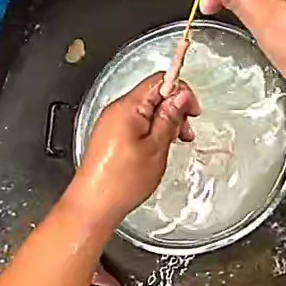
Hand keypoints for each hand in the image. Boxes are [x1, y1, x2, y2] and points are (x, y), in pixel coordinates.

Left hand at [66, 73, 200, 221]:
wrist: (93, 205)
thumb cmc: (120, 182)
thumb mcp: (156, 148)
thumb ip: (170, 117)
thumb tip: (181, 95)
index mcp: (127, 107)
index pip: (159, 80)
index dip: (180, 92)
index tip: (191, 112)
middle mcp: (116, 110)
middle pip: (153, 95)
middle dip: (174, 110)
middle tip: (184, 133)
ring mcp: (111, 123)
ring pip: (146, 111)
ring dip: (164, 123)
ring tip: (171, 144)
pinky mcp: (110, 136)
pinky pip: (136, 124)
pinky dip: (151, 132)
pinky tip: (156, 150)